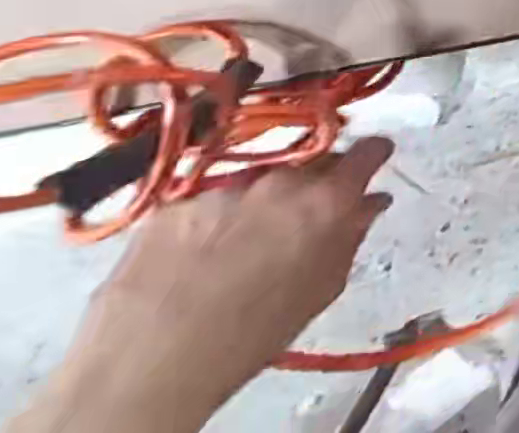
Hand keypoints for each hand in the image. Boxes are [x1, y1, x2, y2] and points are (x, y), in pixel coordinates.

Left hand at [11, 138, 394, 432]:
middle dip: (317, 184)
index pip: (368, 150)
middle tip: (304, 220)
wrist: (142, 368)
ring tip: (243, 246)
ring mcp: (223, 188)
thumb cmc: (252, 334)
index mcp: (326, 199)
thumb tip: (369, 202)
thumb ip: (352, 235)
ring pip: (260, 182)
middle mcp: (280, 181)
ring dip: (264, 201)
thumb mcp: (322, 288)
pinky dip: (215, 219)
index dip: (375, 154)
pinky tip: (199, 257)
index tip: (375, 161)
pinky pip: (210, 201)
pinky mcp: (173, 205)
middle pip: (312, 164)